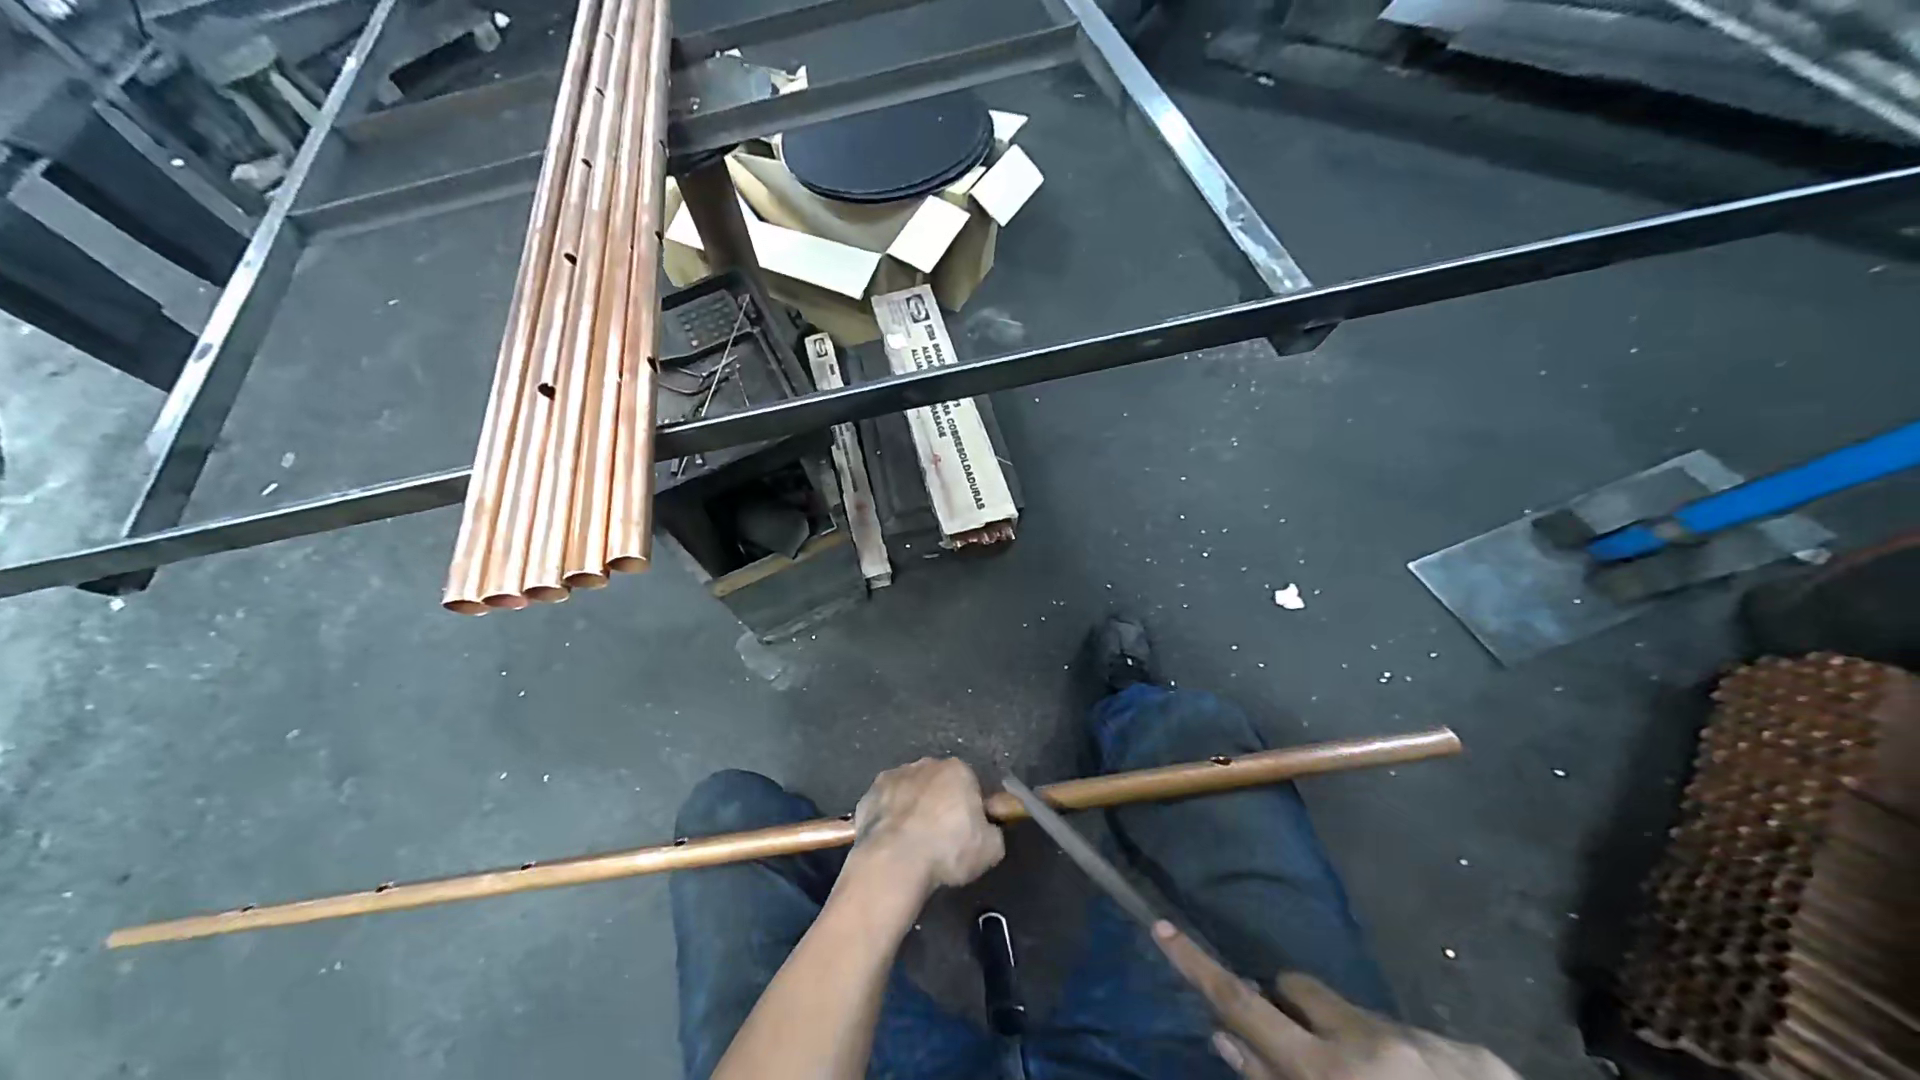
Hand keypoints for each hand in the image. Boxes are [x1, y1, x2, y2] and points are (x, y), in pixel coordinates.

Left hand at [849, 758, 1004, 898]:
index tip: (969, 831)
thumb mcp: (991, 849)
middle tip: (942, 837)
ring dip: (914, 808)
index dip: (972, 808)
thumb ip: (994, 831)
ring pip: (910, 791)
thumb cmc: (947, 851)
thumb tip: (988, 829)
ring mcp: (893, 777)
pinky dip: (889, 818)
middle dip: (941, 803)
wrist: (893, 863)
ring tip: (914, 843)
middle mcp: (925, 765)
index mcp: (958, 770)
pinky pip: (886, 805)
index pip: (971, 784)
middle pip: (939, 782)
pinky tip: (892, 842)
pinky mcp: (868, 795)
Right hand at [1152, 922, 1520, 1079]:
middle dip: (1293, 1008)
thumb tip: (1226, 1034)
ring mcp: (1430, 1042)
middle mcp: (1374, 1040)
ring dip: (1357, 1042)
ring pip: (1363, 1016)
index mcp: (1329, 1073)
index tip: (1161, 926)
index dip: (1197, 966)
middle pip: (1301, 989)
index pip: (1242, 1004)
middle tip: (1307, 1052)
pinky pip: (1424, 1042)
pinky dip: (1415, 1065)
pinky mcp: (1480, 1055)